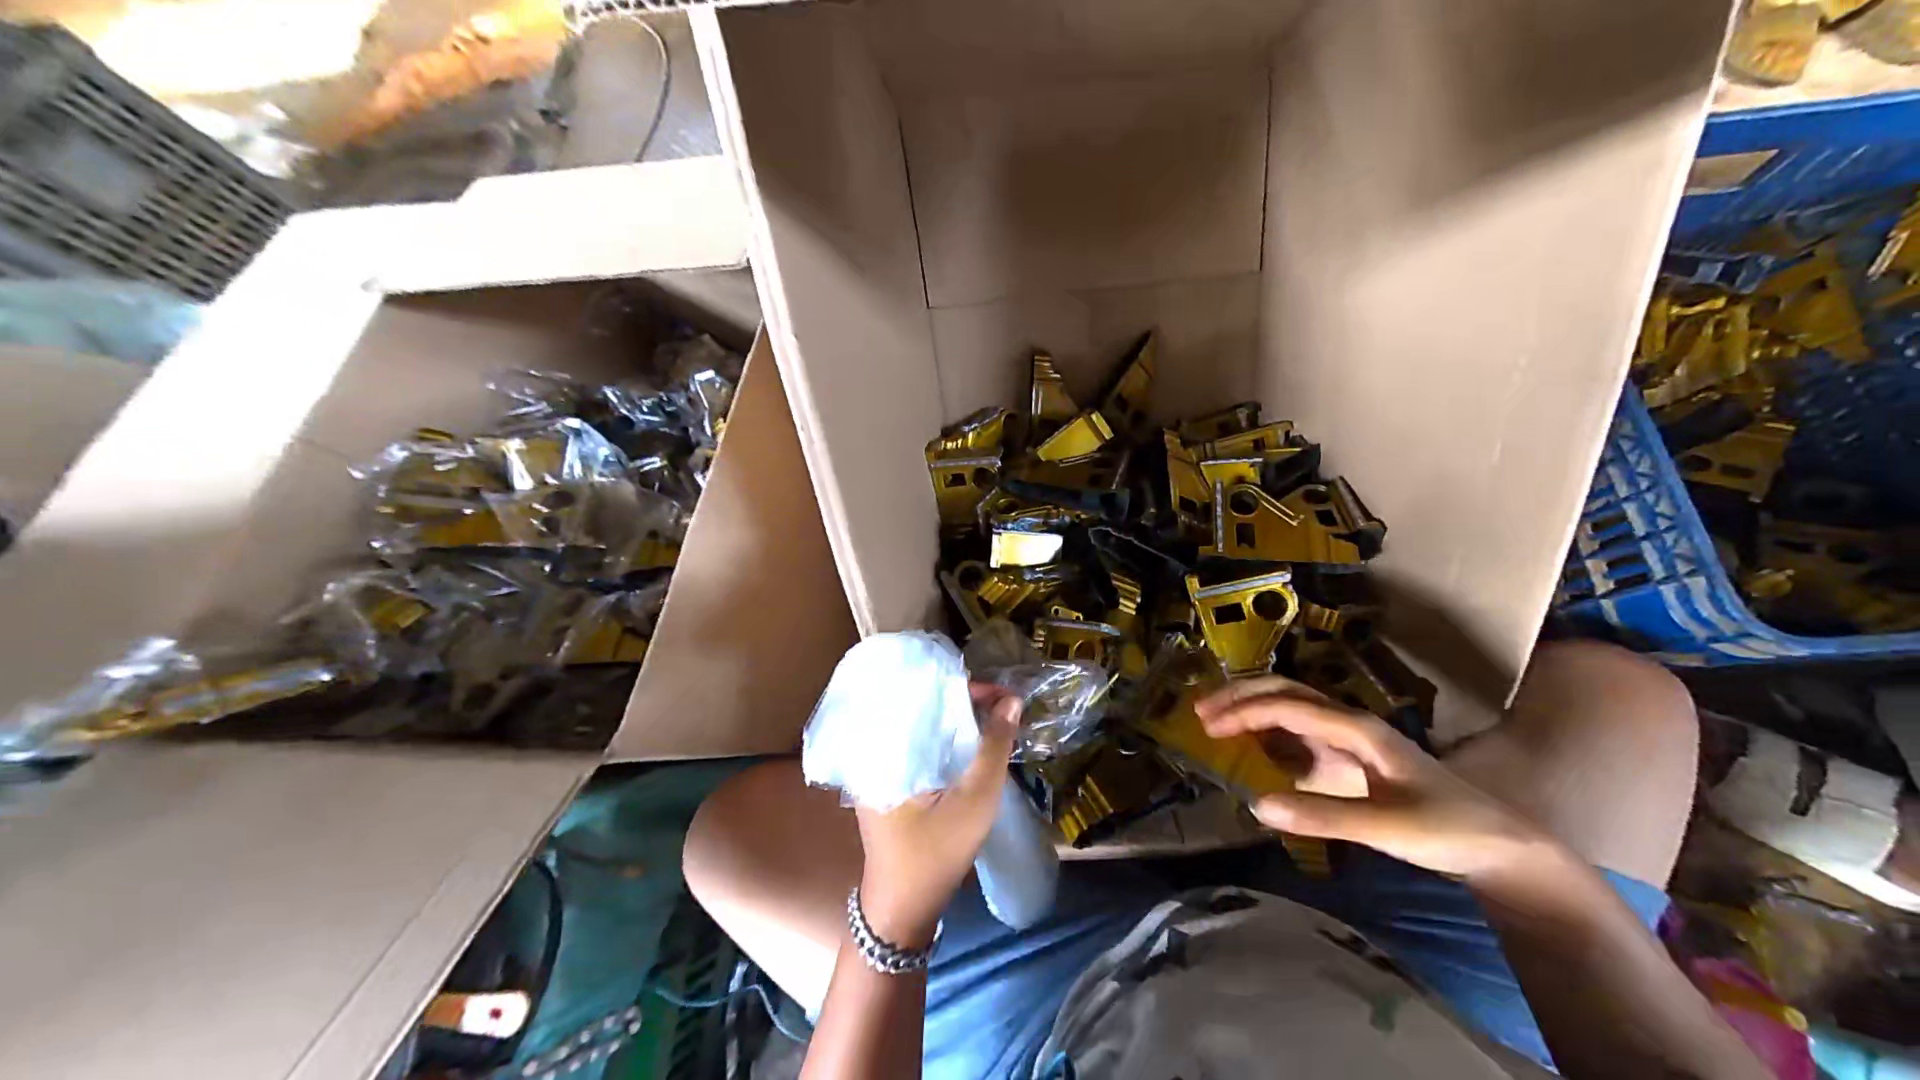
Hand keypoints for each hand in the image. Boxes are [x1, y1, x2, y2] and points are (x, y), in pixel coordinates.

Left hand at [854, 683, 1019, 947]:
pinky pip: (917, 743)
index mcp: (886, 746)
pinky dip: (944, 737)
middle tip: (1001, 702)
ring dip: (956, 718)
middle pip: (922, 707)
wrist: (903, 907)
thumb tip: (1012, 700)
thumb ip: (994, 747)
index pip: (923, 695)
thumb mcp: (976, 799)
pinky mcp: (887, 779)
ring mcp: (878, 765)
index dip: (964, 688)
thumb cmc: (937, 853)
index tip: (999, 693)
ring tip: (991, 714)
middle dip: (963, 700)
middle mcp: (875, 748)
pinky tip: (969, 739)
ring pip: (921, 725)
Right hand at [1195, 677, 1551, 880]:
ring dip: (1252, 708)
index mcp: (1357, 729)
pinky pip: (1299, 734)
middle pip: (1286, 692)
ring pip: (1291, 708)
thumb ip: (1322, 815)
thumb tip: (1254, 803)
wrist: (1500, 848)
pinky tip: (1254, 748)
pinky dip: (1268, 732)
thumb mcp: (1386, 829)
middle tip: (1200, 711)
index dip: (1245, 711)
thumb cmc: (1447, 830)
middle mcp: (1349, 724)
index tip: (1208, 724)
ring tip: (1215, 720)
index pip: (1289, 705)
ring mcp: (1350, 740)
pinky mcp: (1351, 760)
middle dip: (1240, 696)